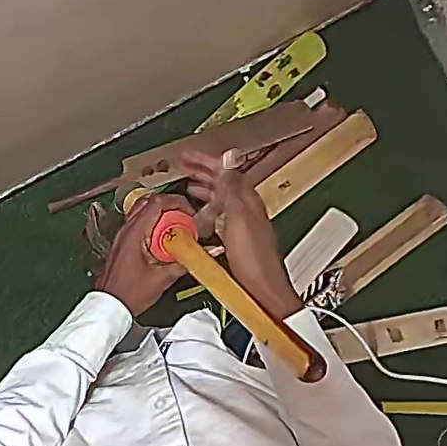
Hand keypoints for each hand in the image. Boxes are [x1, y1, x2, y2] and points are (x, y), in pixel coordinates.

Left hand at [94, 193, 189, 316]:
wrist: (110, 305)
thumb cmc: (128, 293)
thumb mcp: (163, 278)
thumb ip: (185, 262)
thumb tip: (202, 253)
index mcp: (135, 233)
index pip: (156, 202)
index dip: (177, 202)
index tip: (190, 213)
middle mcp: (126, 230)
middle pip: (150, 203)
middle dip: (171, 208)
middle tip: (185, 221)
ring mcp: (123, 235)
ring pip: (144, 213)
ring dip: (163, 218)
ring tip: (176, 234)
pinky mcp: (124, 243)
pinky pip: (140, 226)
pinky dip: (154, 228)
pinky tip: (164, 244)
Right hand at [180, 150, 304, 319]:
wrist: (262, 290)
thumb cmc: (254, 260)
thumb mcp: (239, 217)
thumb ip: (231, 188)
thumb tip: (227, 160)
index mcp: (247, 200)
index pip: (225, 170)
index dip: (205, 161)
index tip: (187, 156)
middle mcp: (246, 209)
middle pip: (223, 182)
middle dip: (202, 172)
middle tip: (184, 166)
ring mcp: (241, 224)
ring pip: (220, 199)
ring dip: (203, 190)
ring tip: (188, 185)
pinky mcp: (235, 239)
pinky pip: (218, 217)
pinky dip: (205, 211)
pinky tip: (198, 216)